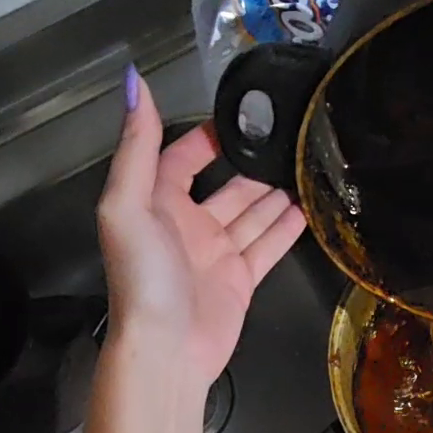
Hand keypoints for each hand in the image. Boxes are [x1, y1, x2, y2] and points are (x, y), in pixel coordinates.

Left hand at [97, 66, 307, 386]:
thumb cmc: (143, 279)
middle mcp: (188, 225)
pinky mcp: (241, 281)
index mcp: (156, 203)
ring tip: (303, 169)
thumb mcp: (127, 204)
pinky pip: (266, 248)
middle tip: (285, 143)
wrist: (167, 350)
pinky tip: (305, 210)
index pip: (181, 158)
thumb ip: (138, 147)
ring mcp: (217, 255)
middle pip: (226, 187)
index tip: (238, 117)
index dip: (205, 138)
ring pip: (251, 215)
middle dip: (251, 165)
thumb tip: (136, 83)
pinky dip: (285, 230)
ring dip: (273, 194)